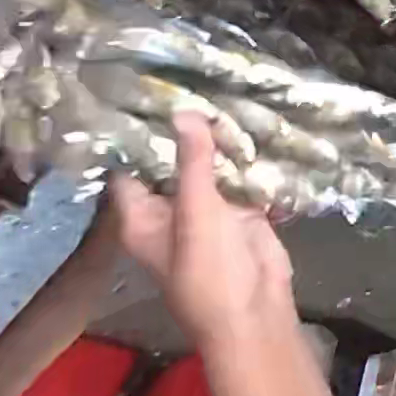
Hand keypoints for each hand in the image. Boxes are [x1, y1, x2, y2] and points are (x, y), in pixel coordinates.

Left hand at [110, 114, 295, 351]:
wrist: (255, 309)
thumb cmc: (209, 271)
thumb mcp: (197, 213)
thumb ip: (194, 163)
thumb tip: (185, 112)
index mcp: (144, 215)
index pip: (133, 168)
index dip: (140, 135)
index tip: (154, 95)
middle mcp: (174, 209)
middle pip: (177, 163)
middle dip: (191, 132)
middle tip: (204, 86)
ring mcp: (211, 211)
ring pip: (214, 169)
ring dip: (225, 144)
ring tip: (234, 98)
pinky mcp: (244, 212)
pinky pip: (245, 179)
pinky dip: (253, 160)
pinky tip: (263, 129)